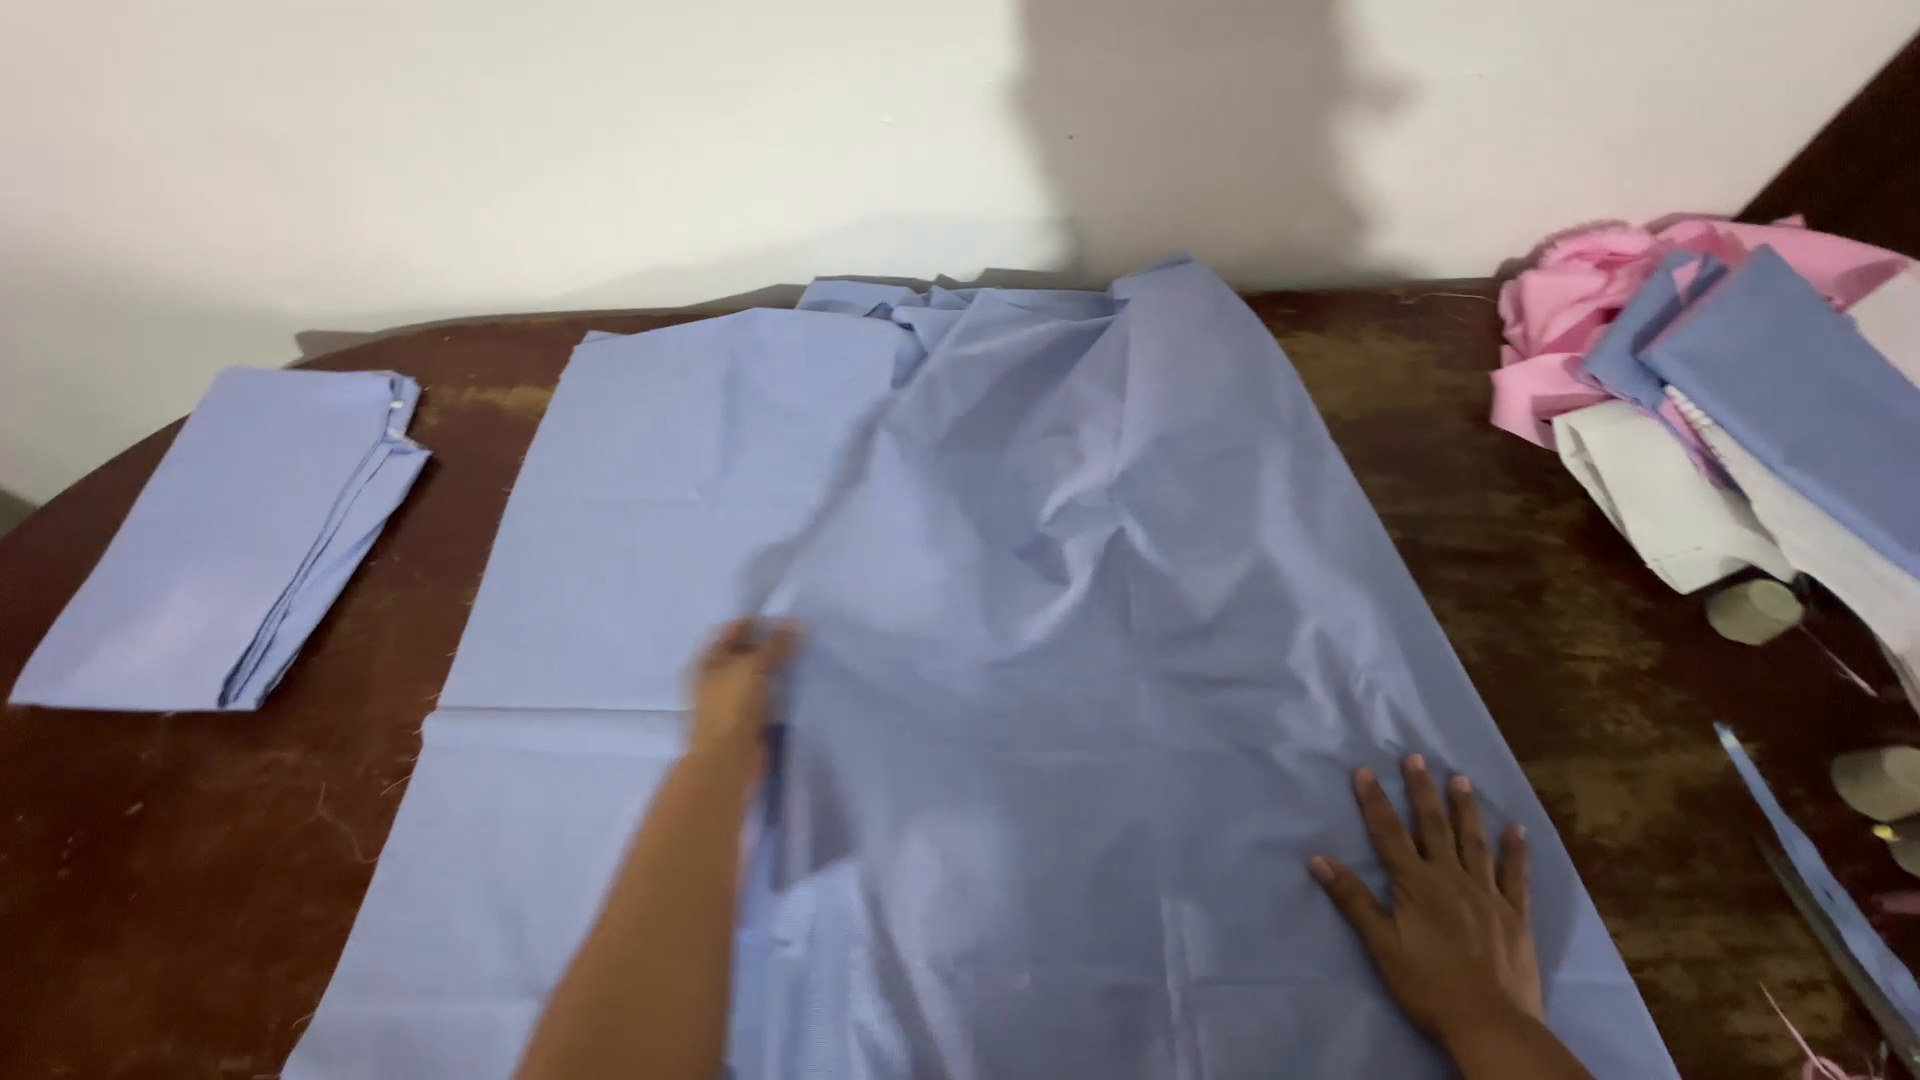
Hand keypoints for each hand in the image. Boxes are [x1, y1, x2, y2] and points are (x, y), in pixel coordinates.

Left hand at [688, 617, 801, 752]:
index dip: (756, 623)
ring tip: (802, 659)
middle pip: (744, 652)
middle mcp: (714, 678)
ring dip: (776, 668)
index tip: (784, 622)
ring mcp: (729, 701)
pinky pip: (764, 696)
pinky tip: (797, 684)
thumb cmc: (733, 707)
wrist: (728, 760)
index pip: (731, 631)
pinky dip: (778, 689)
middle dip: (769, 645)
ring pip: (755, 676)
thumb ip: (775, 645)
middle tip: (798, 640)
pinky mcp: (745, 719)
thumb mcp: (753, 667)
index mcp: (707, 661)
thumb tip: (797, 624)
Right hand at [1309, 755, 1542, 1044]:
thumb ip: (1353, 900)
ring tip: (1460, 779)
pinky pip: (1516, 876)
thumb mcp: (1381, 945)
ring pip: (1473, 842)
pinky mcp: (1515, 915)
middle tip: (1417, 758)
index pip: (1388, 833)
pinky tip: (1516, 830)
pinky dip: (1516, 851)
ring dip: (1465, 809)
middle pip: (1432, 827)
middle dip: (1421, 791)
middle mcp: (1451, 879)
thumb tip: (1318, 859)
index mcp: (1415, 884)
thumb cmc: (1428, 986)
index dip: (1374, 800)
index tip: (1365, 770)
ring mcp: (1487, 895)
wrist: (1492, 1025)